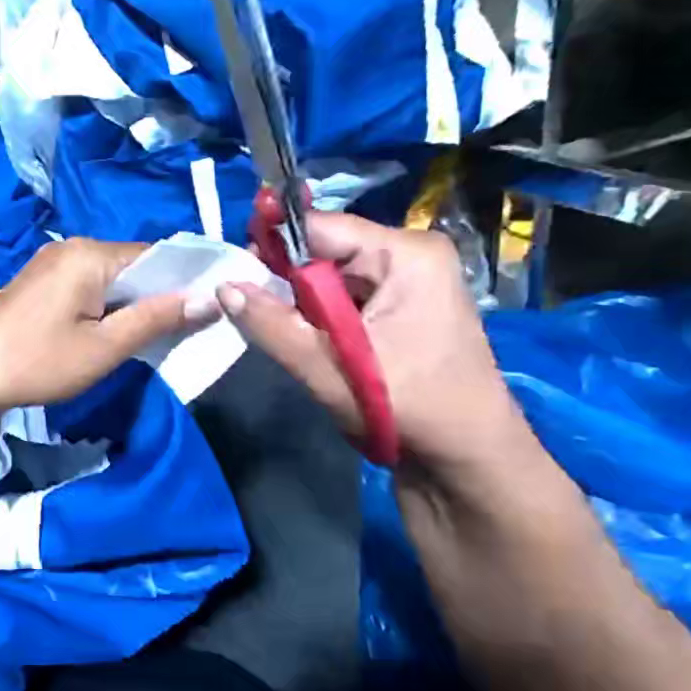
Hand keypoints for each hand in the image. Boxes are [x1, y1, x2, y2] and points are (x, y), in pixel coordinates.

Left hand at [0, 239, 196, 443]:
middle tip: (190, 330)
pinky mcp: (43, 280)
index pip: (158, 257)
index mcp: (89, 254)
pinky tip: (117, 331)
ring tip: (158, 335)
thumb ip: (156, 318)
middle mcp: (72, 246)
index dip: (188, 282)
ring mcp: (54, 261)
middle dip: (161, 294)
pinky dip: (110, 305)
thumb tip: (209, 297)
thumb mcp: (104, 349)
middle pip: (135, 264)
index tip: (216, 309)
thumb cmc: (37, 362)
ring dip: (135, 302)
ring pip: (113, 276)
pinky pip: (91, 284)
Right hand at [219, 212, 532, 473]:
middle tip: (255, 311)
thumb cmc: (407, 408)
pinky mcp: (403, 306)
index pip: (318, 226)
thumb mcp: (326, 367)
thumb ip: (269, 323)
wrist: (467, 463)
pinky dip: (319, 314)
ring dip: (300, 303)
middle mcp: (409, 255)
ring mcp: (410, 281)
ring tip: (285, 333)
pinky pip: (344, 294)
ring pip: (328, 275)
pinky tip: (311, 341)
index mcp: (404, 254)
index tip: (234, 271)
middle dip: (284, 279)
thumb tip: (222, 285)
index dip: (270, 243)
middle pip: (322, 249)